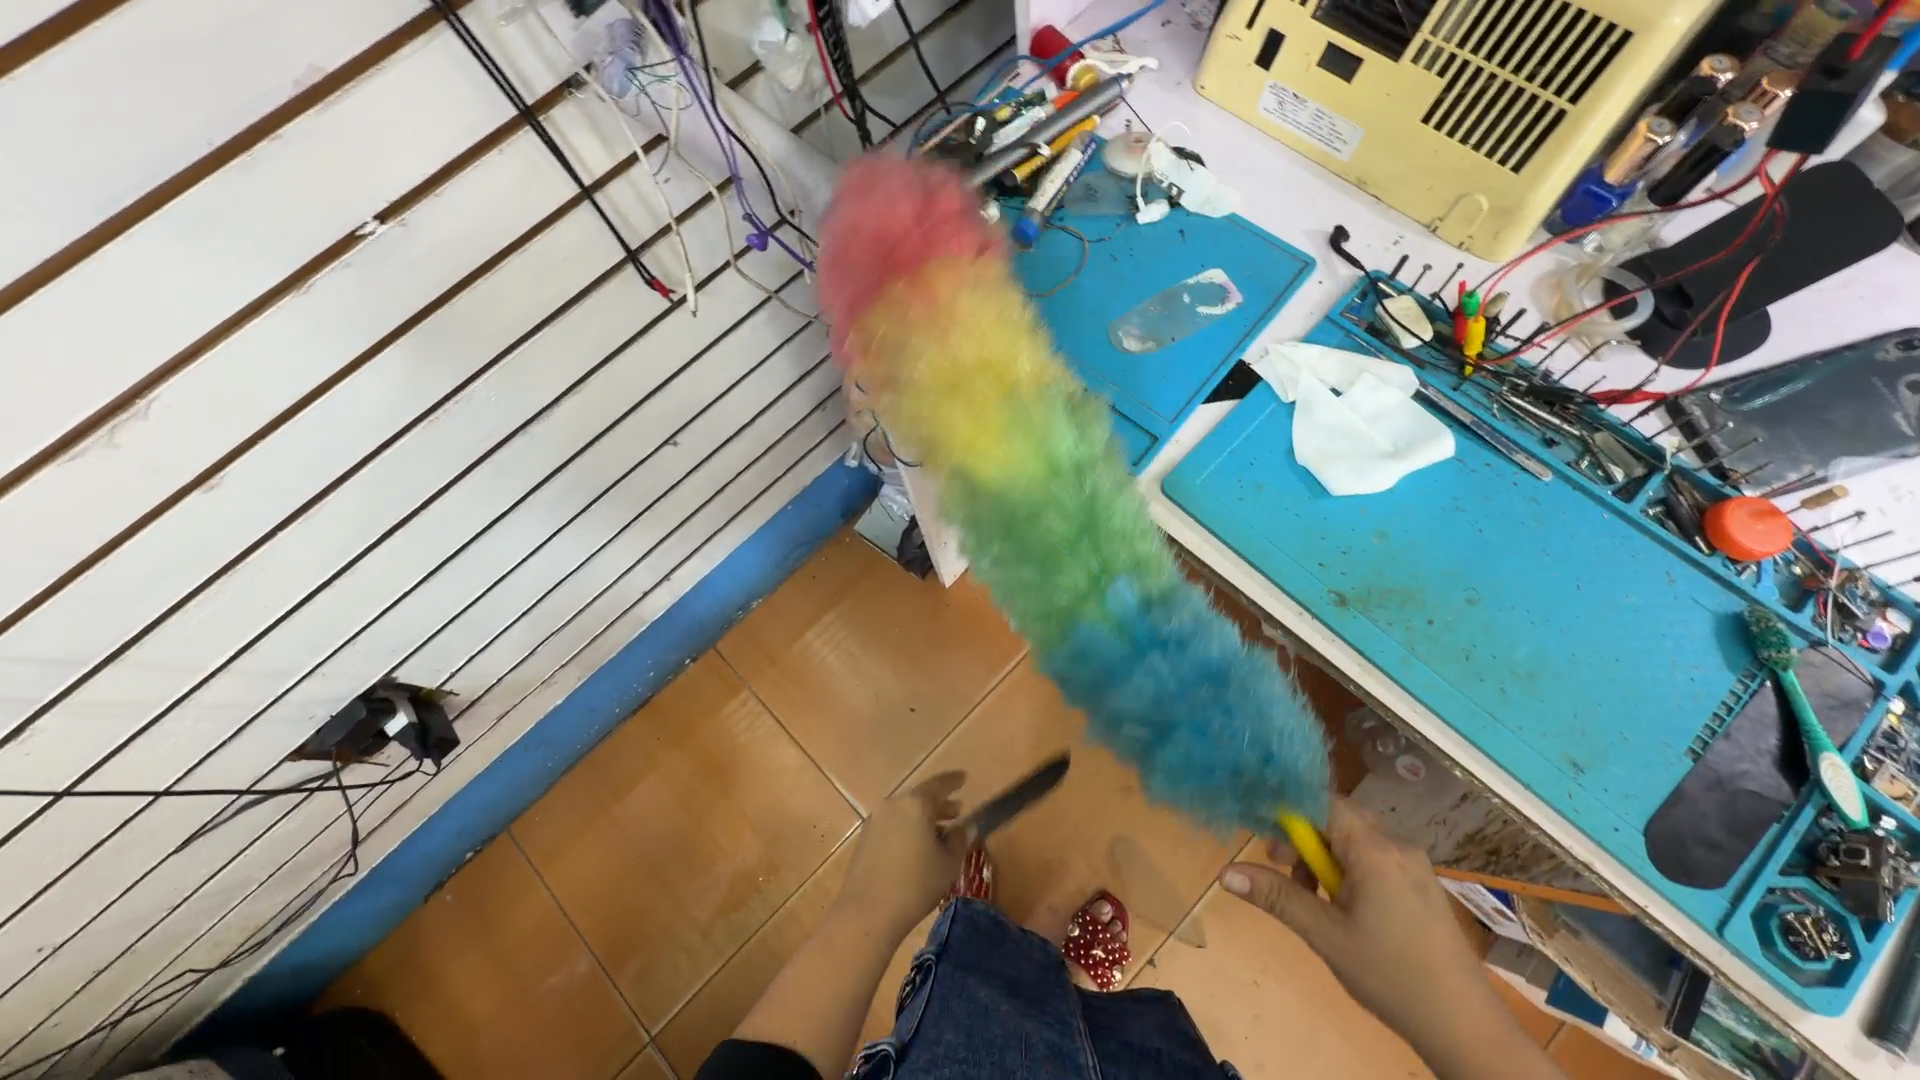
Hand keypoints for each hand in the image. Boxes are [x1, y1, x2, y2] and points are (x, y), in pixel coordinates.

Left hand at [834, 772, 966, 937]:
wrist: (867, 912)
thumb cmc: (915, 885)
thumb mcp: (947, 864)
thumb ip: (960, 841)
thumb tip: (967, 827)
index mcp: (915, 805)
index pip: (939, 784)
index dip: (954, 781)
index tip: (964, 778)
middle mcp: (893, 805)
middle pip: (920, 798)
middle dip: (940, 804)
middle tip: (958, 810)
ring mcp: (875, 821)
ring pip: (905, 812)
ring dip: (923, 818)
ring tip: (940, 831)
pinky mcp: (864, 839)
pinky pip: (892, 825)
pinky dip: (908, 829)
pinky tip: (917, 847)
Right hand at [1219, 799, 1495, 1049]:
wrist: (1464, 1025)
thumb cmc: (1391, 976)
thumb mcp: (1325, 936)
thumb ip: (1277, 897)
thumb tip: (1226, 874)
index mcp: (1375, 851)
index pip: (1322, 802)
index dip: (1287, 806)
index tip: (1258, 825)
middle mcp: (1398, 846)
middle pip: (1337, 817)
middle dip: (1302, 836)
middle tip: (1277, 866)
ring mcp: (1414, 865)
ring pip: (1355, 839)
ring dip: (1323, 856)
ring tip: (1309, 897)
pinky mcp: (1421, 885)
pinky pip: (1374, 858)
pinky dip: (1347, 870)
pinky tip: (1341, 907)